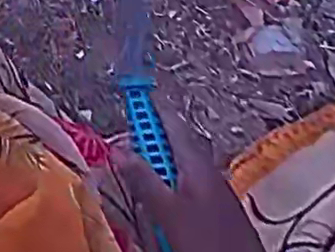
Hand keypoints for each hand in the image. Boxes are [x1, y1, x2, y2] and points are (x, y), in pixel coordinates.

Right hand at [109, 107, 261, 251]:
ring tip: (138, 182)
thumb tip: (117, 147)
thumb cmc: (206, 241)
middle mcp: (206, 168)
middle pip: (170, 141)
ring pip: (177, 165)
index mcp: (195, 160)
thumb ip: (142, 178)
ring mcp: (213, 189)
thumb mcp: (166, 211)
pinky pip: (186, 185)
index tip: (126, 98)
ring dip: (155, 168)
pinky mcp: (217, 209)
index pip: (168, 118)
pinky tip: (161, 206)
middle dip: (145, 142)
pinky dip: (168, 186)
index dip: (146, 105)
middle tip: (122, 151)